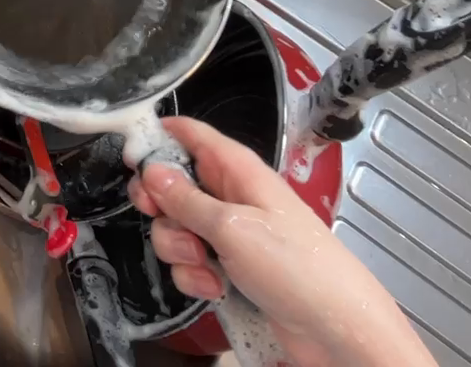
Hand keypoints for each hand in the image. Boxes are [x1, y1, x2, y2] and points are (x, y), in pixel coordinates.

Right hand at [128, 117, 435, 366]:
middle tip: (156, 213)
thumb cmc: (296, 268)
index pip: (188, 132)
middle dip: (159, 203)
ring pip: (175, 224)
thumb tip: (149, 170)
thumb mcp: (233, 228)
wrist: (341, 337)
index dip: (155, 136)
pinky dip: (193, 274)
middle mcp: (229, 195)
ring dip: (177, 245)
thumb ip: (184, 198)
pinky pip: (190, 260)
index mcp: (235, 170)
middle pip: (171, 181)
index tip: (128, 155)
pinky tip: (213, 287)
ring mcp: (229, 233)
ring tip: (203, 263)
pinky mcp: (228, 267)